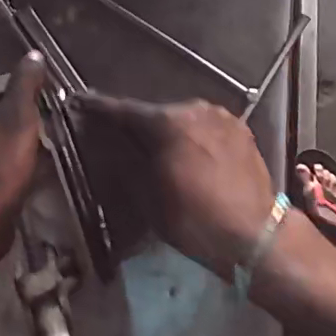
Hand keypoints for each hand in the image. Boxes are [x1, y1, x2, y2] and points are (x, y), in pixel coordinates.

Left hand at [0, 52, 47, 272]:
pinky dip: (6, 166)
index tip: (28, 94)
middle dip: (11, 116)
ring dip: (11, 143)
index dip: (2, 87)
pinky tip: (26, 174)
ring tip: (39, 147)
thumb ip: (26, 84)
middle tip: (40, 120)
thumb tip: (33, 53)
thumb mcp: (20, 117)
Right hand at [77, 95, 274, 275]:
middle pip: (157, 113)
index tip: (81, 103)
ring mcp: (222, 115)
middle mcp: (196, 108)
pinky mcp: (241, 127)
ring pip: (185, 118)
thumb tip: (110, 141)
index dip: (100, 109)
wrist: (254, 232)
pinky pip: (207, 126)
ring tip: (163, 151)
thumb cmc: (195, 219)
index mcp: (169, 122)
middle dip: (140, 125)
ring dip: (171, 130)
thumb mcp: (149, 198)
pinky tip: (193, 155)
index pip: (126, 111)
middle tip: (125, 139)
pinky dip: (195, 136)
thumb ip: (127, 161)